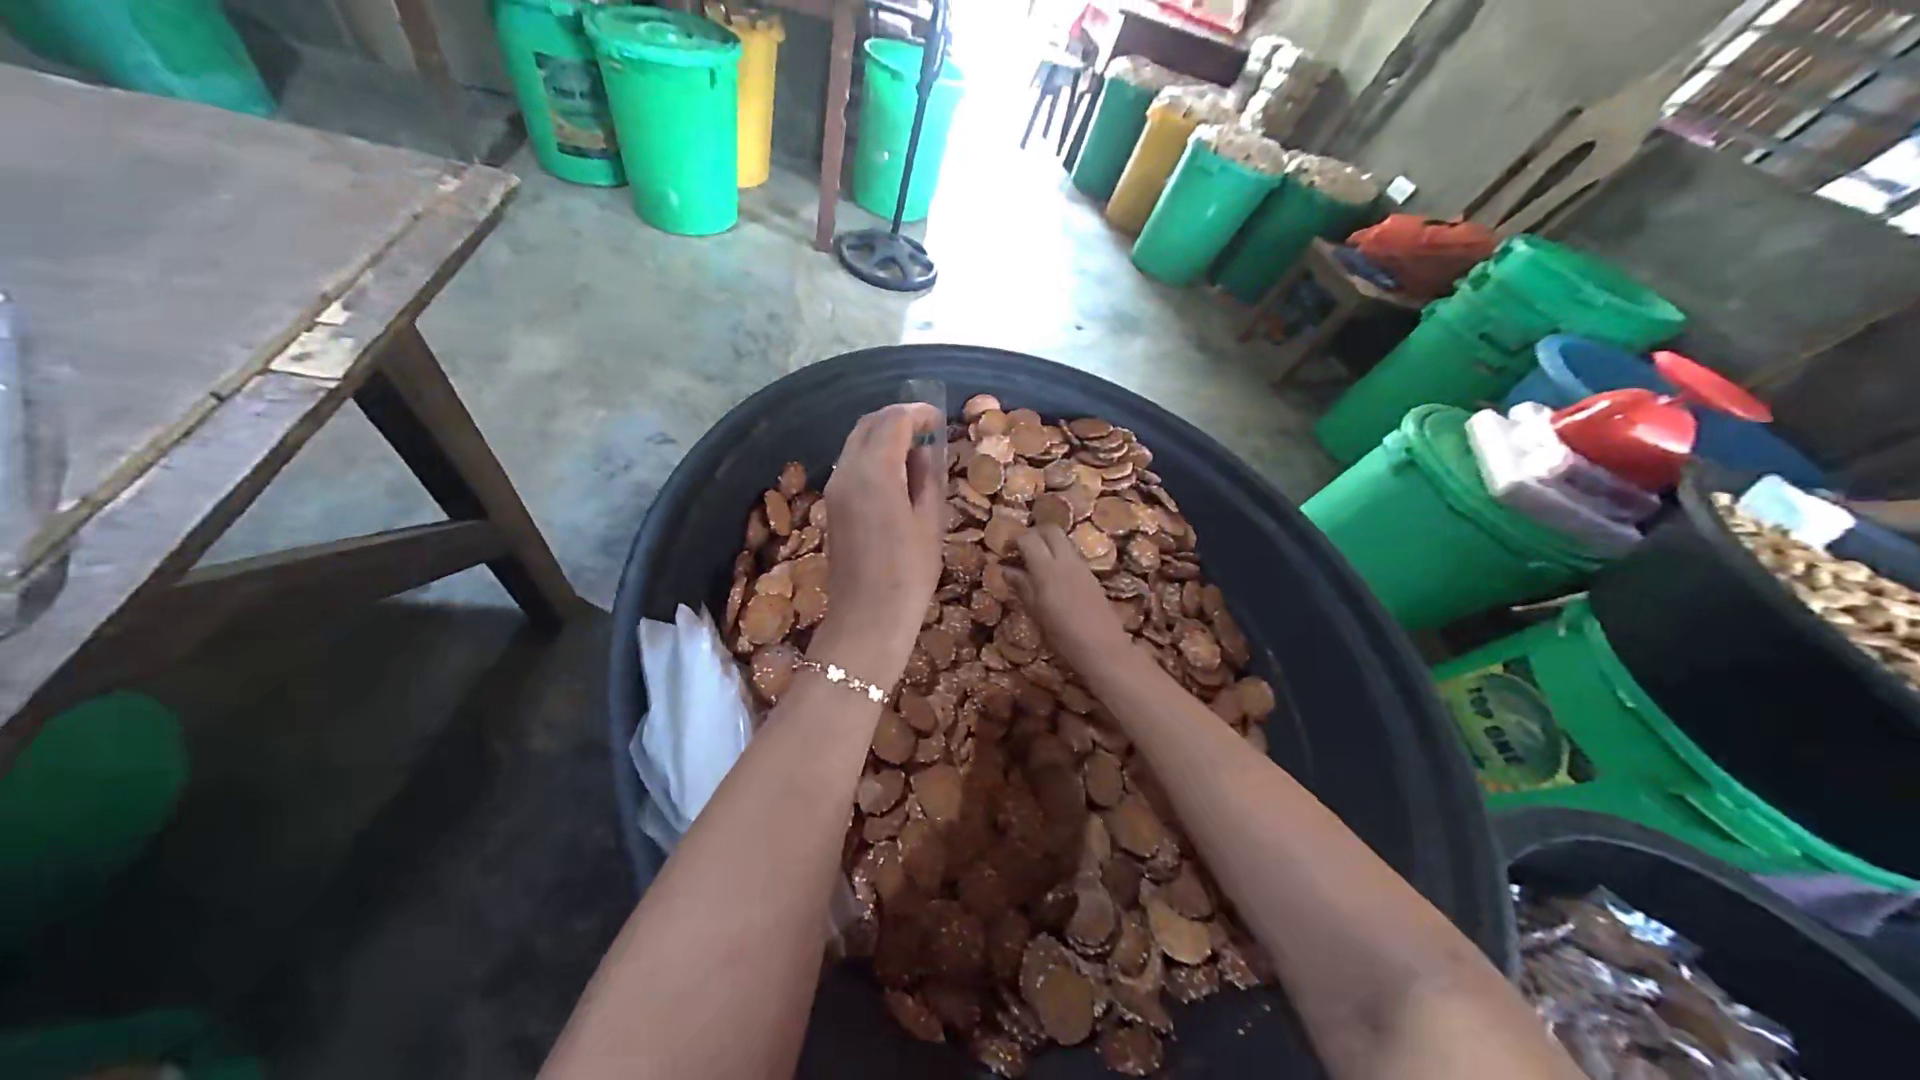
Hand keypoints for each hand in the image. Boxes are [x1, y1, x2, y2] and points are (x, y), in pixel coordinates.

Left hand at [817, 404, 945, 669]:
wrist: (868, 617)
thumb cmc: (910, 572)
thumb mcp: (930, 520)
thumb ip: (928, 476)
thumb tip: (926, 449)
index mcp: (875, 472)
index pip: (894, 421)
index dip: (918, 413)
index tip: (939, 419)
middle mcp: (847, 471)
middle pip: (868, 424)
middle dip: (898, 418)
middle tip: (928, 429)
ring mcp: (835, 488)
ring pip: (856, 442)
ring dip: (884, 436)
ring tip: (916, 452)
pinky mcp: (832, 504)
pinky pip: (851, 463)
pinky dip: (873, 455)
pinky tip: (896, 474)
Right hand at [1008, 525, 1133, 677]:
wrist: (1103, 648)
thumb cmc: (1063, 635)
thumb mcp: (1036, 612)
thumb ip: (1022, 586)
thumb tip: (1006, 569)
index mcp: (1047, 570)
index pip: (1029, 538)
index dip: (1015, 540)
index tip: (1006, 551)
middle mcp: (1066, 561)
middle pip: (1050, 529)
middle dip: (1034, 533)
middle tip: (1022, 550)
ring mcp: (1082, 566)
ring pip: (1063, 540)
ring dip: (1048, 543)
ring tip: (1035, 563)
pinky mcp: (1091, 575)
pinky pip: (1072, 554)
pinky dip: (1059, 555)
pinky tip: (1052, 577)